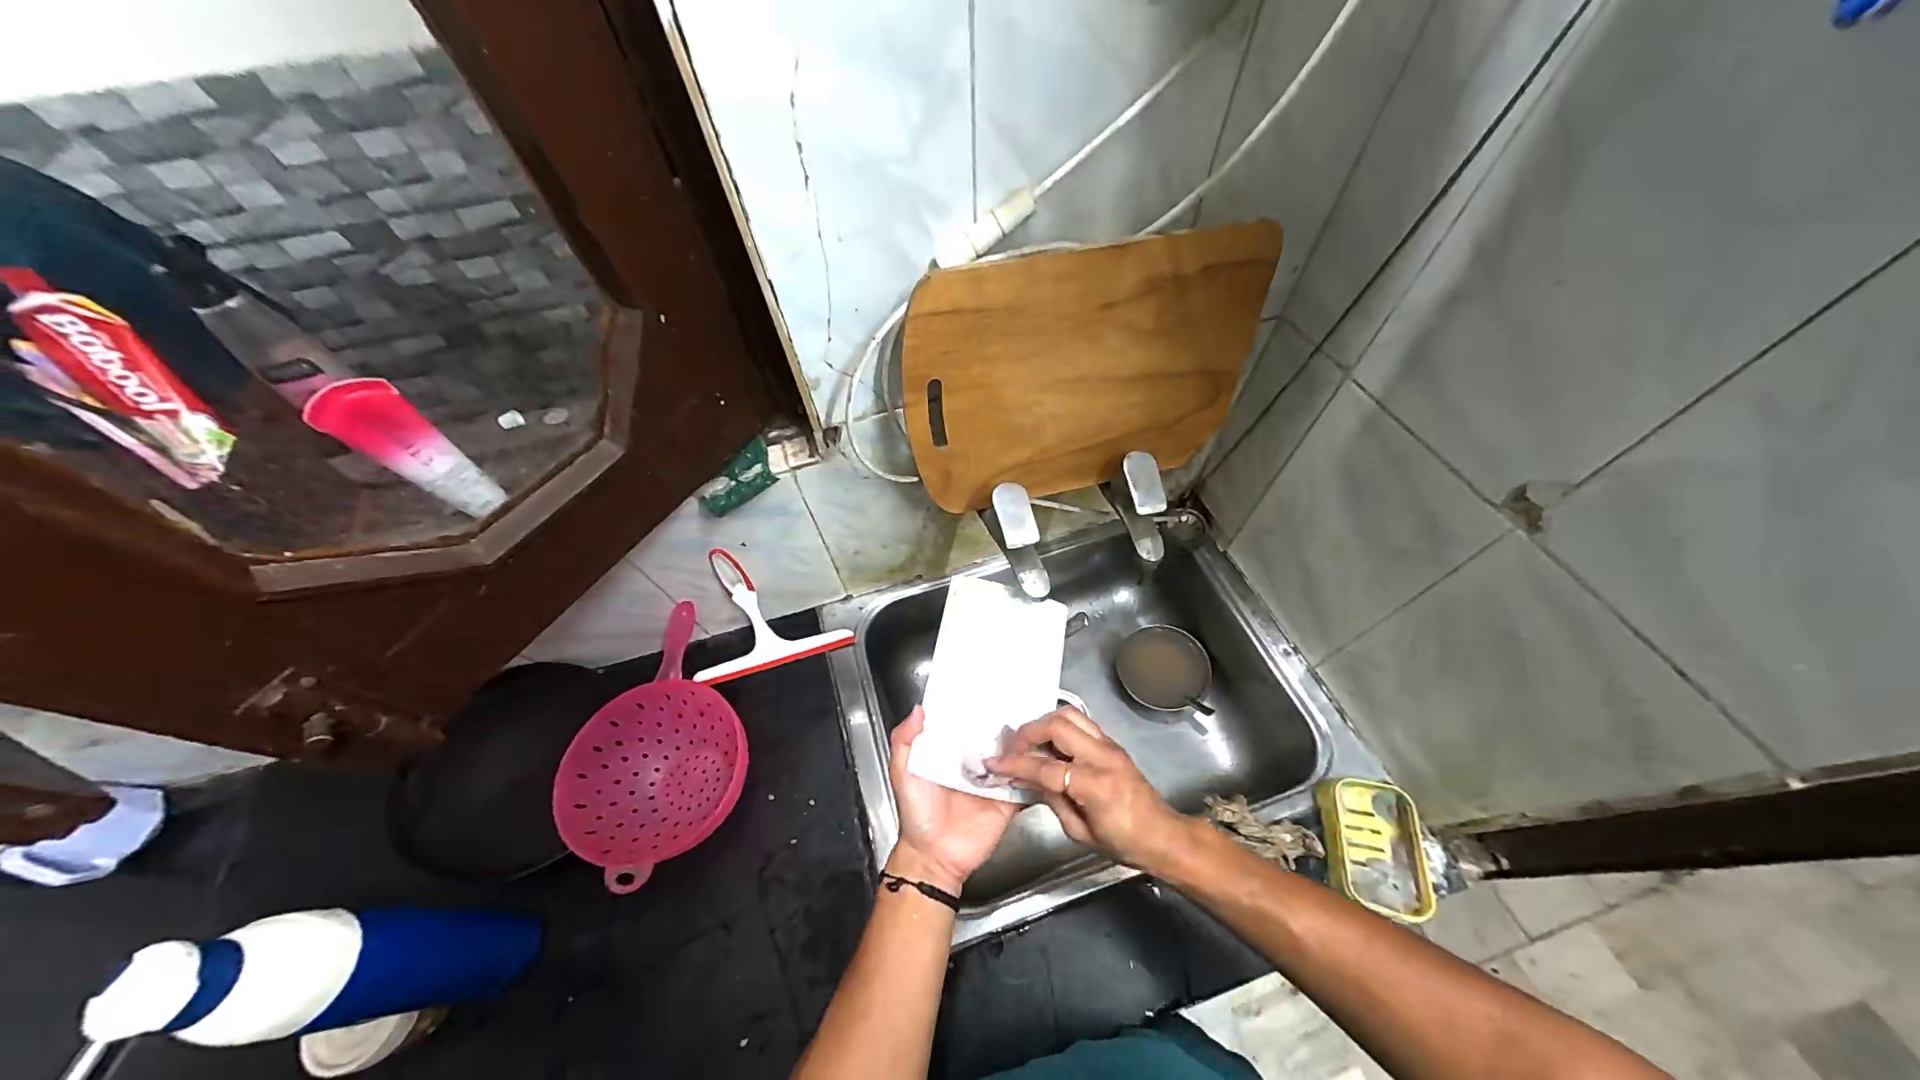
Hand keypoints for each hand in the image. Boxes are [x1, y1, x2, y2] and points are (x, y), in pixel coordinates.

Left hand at [887, 707, 1020, 894]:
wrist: (934, 857)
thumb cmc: (916, 815)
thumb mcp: (903, 773)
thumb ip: (904, 741)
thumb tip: (918, 710)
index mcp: (951, 753)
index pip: (968, 726)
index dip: (977, 710)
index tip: (990, 690)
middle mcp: (974, 763)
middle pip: (995, 739)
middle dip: (1006, 725)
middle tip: (1021, 704)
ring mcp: (993, 781)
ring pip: (1014, 757)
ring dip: (1023, 746)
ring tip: (1035, 728)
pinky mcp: (1008, 800)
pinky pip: (1025, 783)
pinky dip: (1033, 772)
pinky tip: (1040, 758)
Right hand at [985, 707, 1194, 872]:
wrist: (1162, 835)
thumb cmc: (1123, 842)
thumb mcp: (1079, 831)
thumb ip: (1052, 799)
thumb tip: (1028, 778)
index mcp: (1095, 784)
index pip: (1045, 766)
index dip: (1016, 764)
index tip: (995, 764)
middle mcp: (1103, 756)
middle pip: (1056, 726)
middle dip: (1027, 733)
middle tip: (1012, 749)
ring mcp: (1110, 745)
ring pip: (1069, 715)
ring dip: (1043, 724)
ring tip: (1029, 743)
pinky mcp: (1112, 743)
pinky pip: (1081, 723)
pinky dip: (1059, 727)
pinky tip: (1049, 744)